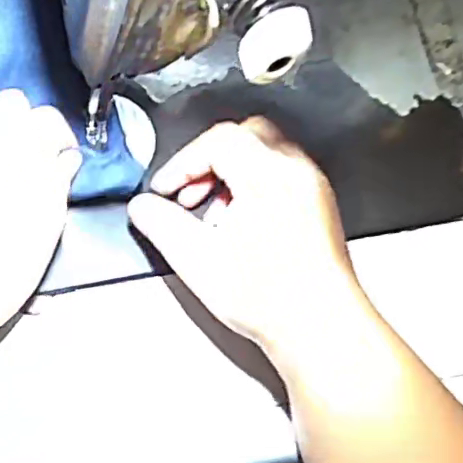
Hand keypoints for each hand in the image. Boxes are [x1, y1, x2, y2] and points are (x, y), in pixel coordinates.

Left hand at [0, 88, 83, 345]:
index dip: (61, 141)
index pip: (50, 124)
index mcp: (27, 163)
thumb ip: (58, 189)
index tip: (64, 159)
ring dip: (5, 131)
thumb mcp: (43, 237)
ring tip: (12, 165)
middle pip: (16, 108)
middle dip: (32, 126)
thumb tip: (64, 162)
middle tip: (40, 157)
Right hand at [127, 117, 371, 358]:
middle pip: (245, 138)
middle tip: (186, 196)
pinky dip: (253, 191)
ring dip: (230, 177)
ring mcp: (312, 189)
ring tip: (212, 219)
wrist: (316, 324)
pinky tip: (239, 230)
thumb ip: (162, 226)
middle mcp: (296, 173)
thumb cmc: (272, 298)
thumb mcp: (197, 260)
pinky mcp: (319, 209)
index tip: (164, 190)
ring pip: (264, 157)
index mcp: (267, 175)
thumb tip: (143, 208)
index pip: (218, 141)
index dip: (182, 163)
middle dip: (208, 163)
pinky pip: (281, 180)